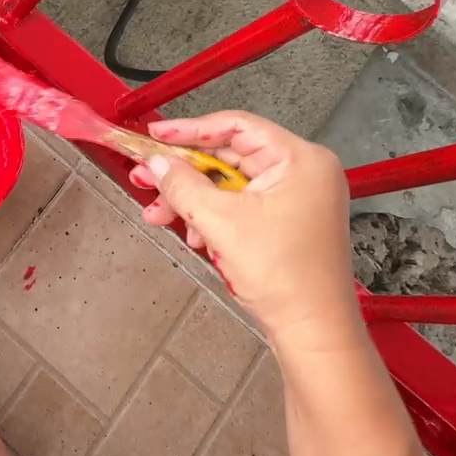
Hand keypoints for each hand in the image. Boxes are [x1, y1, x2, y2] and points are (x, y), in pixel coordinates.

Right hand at [130, 111, 359, 352]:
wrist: (312, 329)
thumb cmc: (281, 273)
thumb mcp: (219, 221)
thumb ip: (181, 184)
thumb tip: (154, 162)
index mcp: (299, 160)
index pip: (236, 126)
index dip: (189, 129)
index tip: (154, 135)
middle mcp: (300, 171)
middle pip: (227, 156)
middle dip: (182, 172)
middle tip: (144, 176)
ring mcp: (294, 196)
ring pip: (226, 183)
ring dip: (189, 197)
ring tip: (156, 213)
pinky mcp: (284, 219)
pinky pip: (237, 203)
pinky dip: (208, 214)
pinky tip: (188, 232)